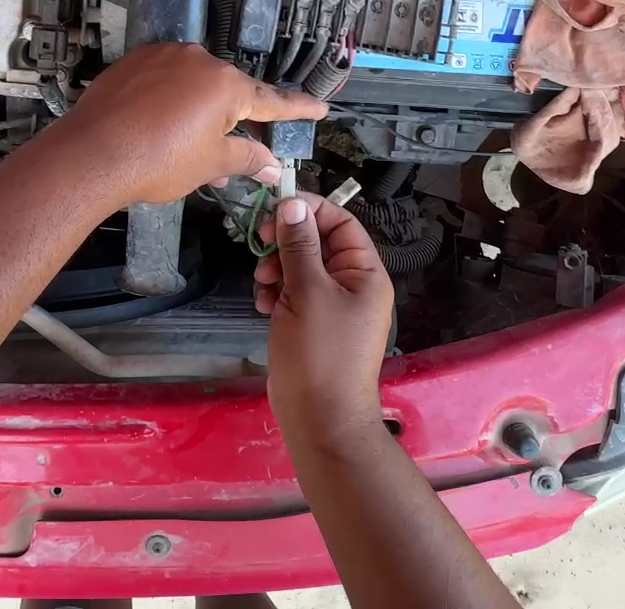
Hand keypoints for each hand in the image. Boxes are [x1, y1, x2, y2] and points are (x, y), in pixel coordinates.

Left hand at [47, 43, 327, 206]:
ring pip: (195, 81)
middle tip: (229, 146)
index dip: (297, 109)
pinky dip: (170, 96)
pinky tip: (157, 121)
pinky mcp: (136, 58)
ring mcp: (164, 54)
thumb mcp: (210, 164)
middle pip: (230, 90)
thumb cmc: (157, 162)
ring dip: (198, 105)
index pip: (272, 100)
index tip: (319, 108)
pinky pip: (166, 75)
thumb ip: (247, 158)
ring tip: (181, 140)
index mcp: (226, 85)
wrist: (93, 153)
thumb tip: (273, 166)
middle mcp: (199, 60)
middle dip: (234, 117)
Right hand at [255, 194, 393, 448]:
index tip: (274, 211)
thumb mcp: (307, 291)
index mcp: (364, 272)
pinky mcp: (311, 323)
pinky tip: (264, 305)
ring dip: (276, 267)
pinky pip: (292, 291)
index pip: (340, 222)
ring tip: (262, 284)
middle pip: (317, 242)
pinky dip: (275, 291)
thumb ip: (299, 245)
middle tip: (260, 246)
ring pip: (300, 265)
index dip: (308, 210)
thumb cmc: (320, 352)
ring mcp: (331, 305)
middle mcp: (351, 284)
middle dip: (285, 242)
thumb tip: (292, 204)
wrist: (320, 419)